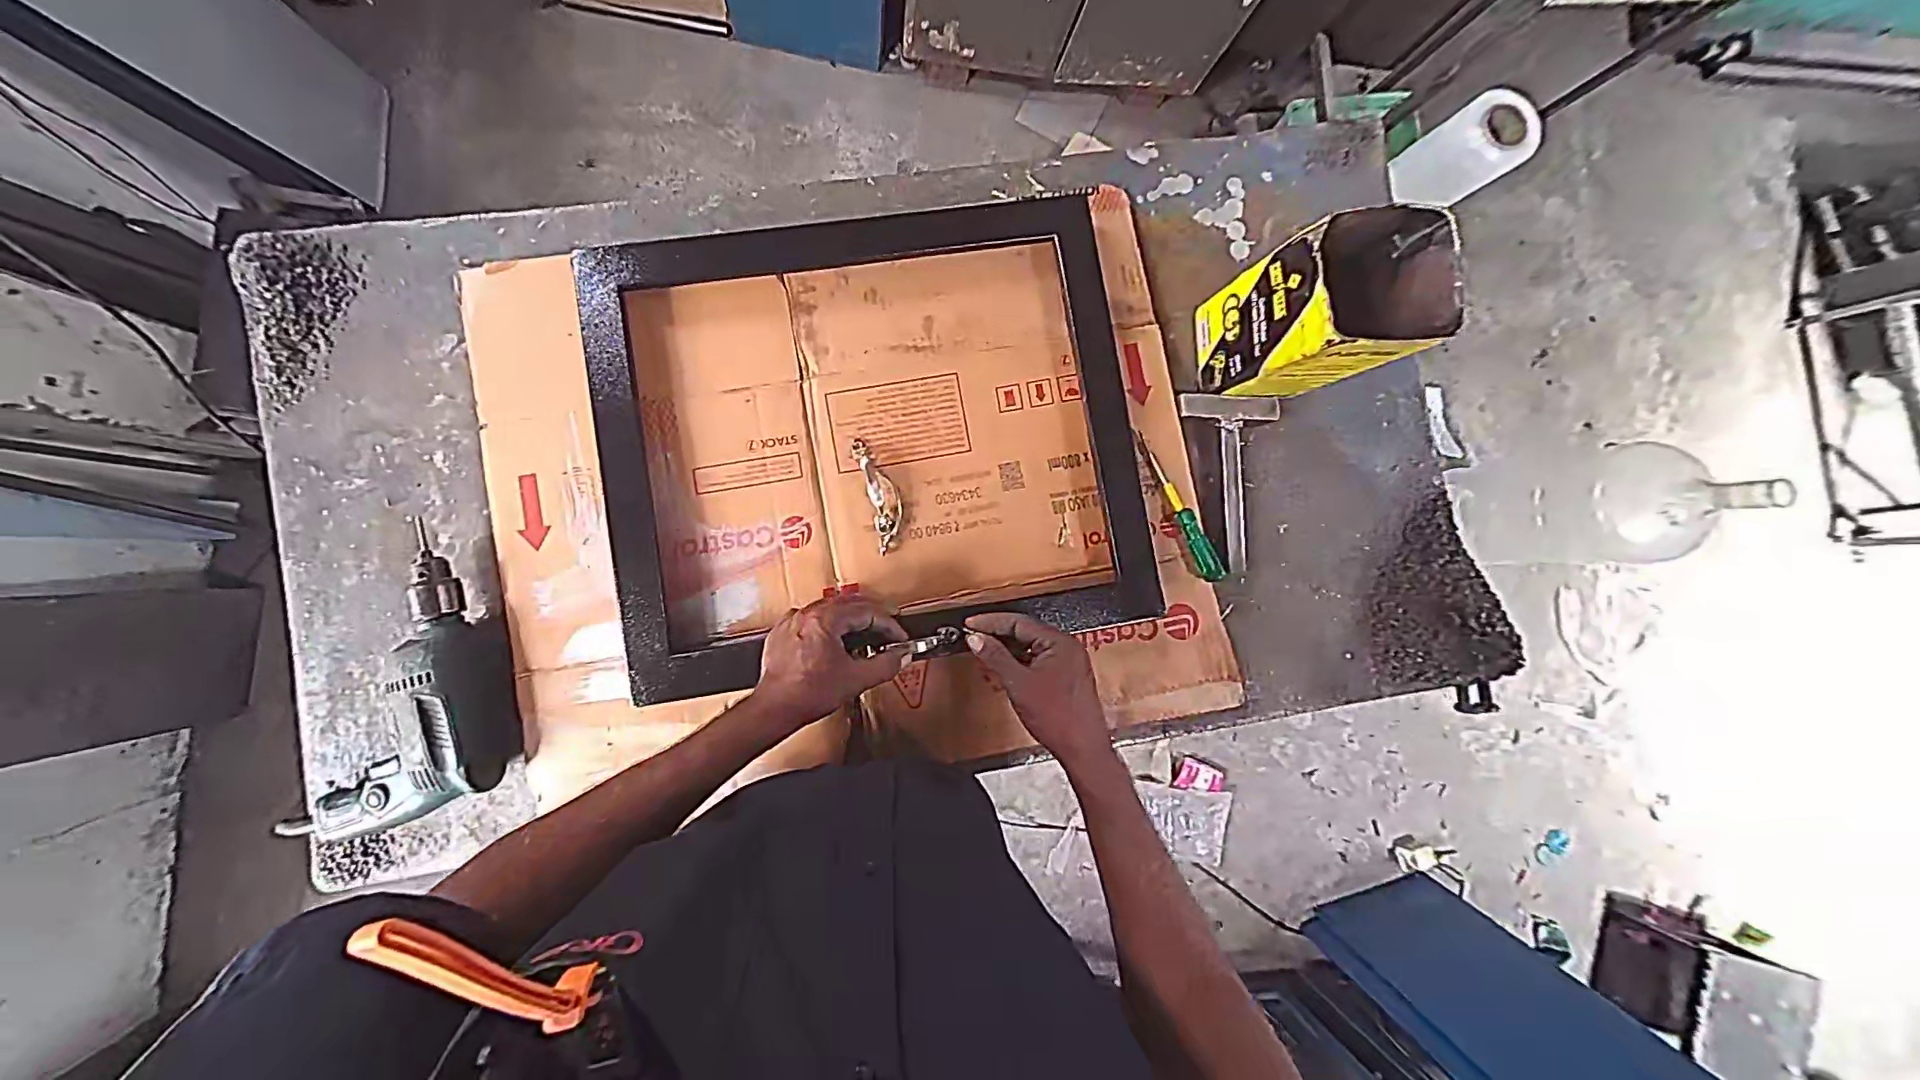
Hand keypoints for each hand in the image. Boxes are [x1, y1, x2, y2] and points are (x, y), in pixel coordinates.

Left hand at [754, 595, 907, 730]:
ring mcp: (792, 621)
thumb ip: (885, 665)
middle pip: (849, 604)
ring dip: (851, 618)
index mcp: (825, 620)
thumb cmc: (806, 694)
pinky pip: (812, 618)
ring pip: (830, 608)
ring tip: (866, 633)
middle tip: (889, 626)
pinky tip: (835, 639)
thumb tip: (901, 655)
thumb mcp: (855, 679)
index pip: (867, 612)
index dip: (889, 625)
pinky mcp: (782, 632)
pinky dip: (829, 624)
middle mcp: (807, 614)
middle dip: (873, 615)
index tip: (898, 637)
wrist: (775, 708)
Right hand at [964, 612, 1112, 767]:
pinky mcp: (1065, 677)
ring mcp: (1068, 663)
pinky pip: (1037, 661)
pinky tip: (1003, 670)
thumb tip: (978, 639)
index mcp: (1059, 642)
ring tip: (984, 654)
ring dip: (1006, 651)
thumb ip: (995, 657)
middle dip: (997, 635)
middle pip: (1025, 632)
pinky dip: (1018, 663)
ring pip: (1030, 647)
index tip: (972, 624)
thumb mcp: (1018, 683)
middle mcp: (1066, 648)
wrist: (1082, 748)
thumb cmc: (1061, 719)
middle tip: (974, 638)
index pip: (1019, 622)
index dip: (991, 622)